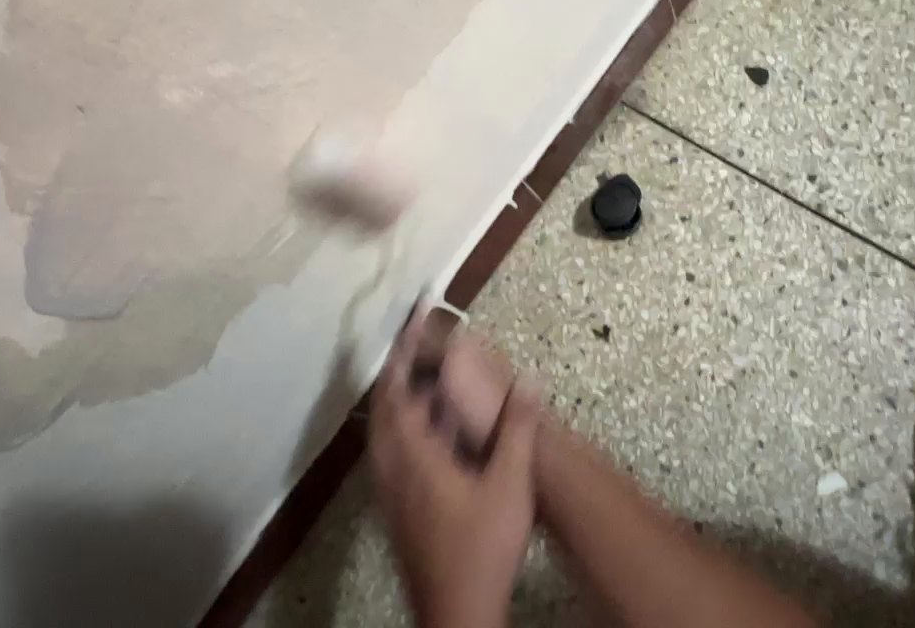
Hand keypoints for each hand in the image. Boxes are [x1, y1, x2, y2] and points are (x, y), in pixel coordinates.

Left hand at [370, 311, 540, 627]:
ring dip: (400, 400)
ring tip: (426, 378)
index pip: (398, 391)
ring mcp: (392, 493)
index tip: (414, 318)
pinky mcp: (398, 510)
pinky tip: (434, 432)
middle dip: (397, 370)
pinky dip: (406, 427)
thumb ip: (519, 429)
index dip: (403, 351)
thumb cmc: (483, 545)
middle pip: (383, 408)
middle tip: (418, 342)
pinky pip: (392, 453)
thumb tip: (531, 379)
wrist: (458, 612)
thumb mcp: (510, 484)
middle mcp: (394, 469)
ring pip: (385, 433)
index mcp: (414, 457)